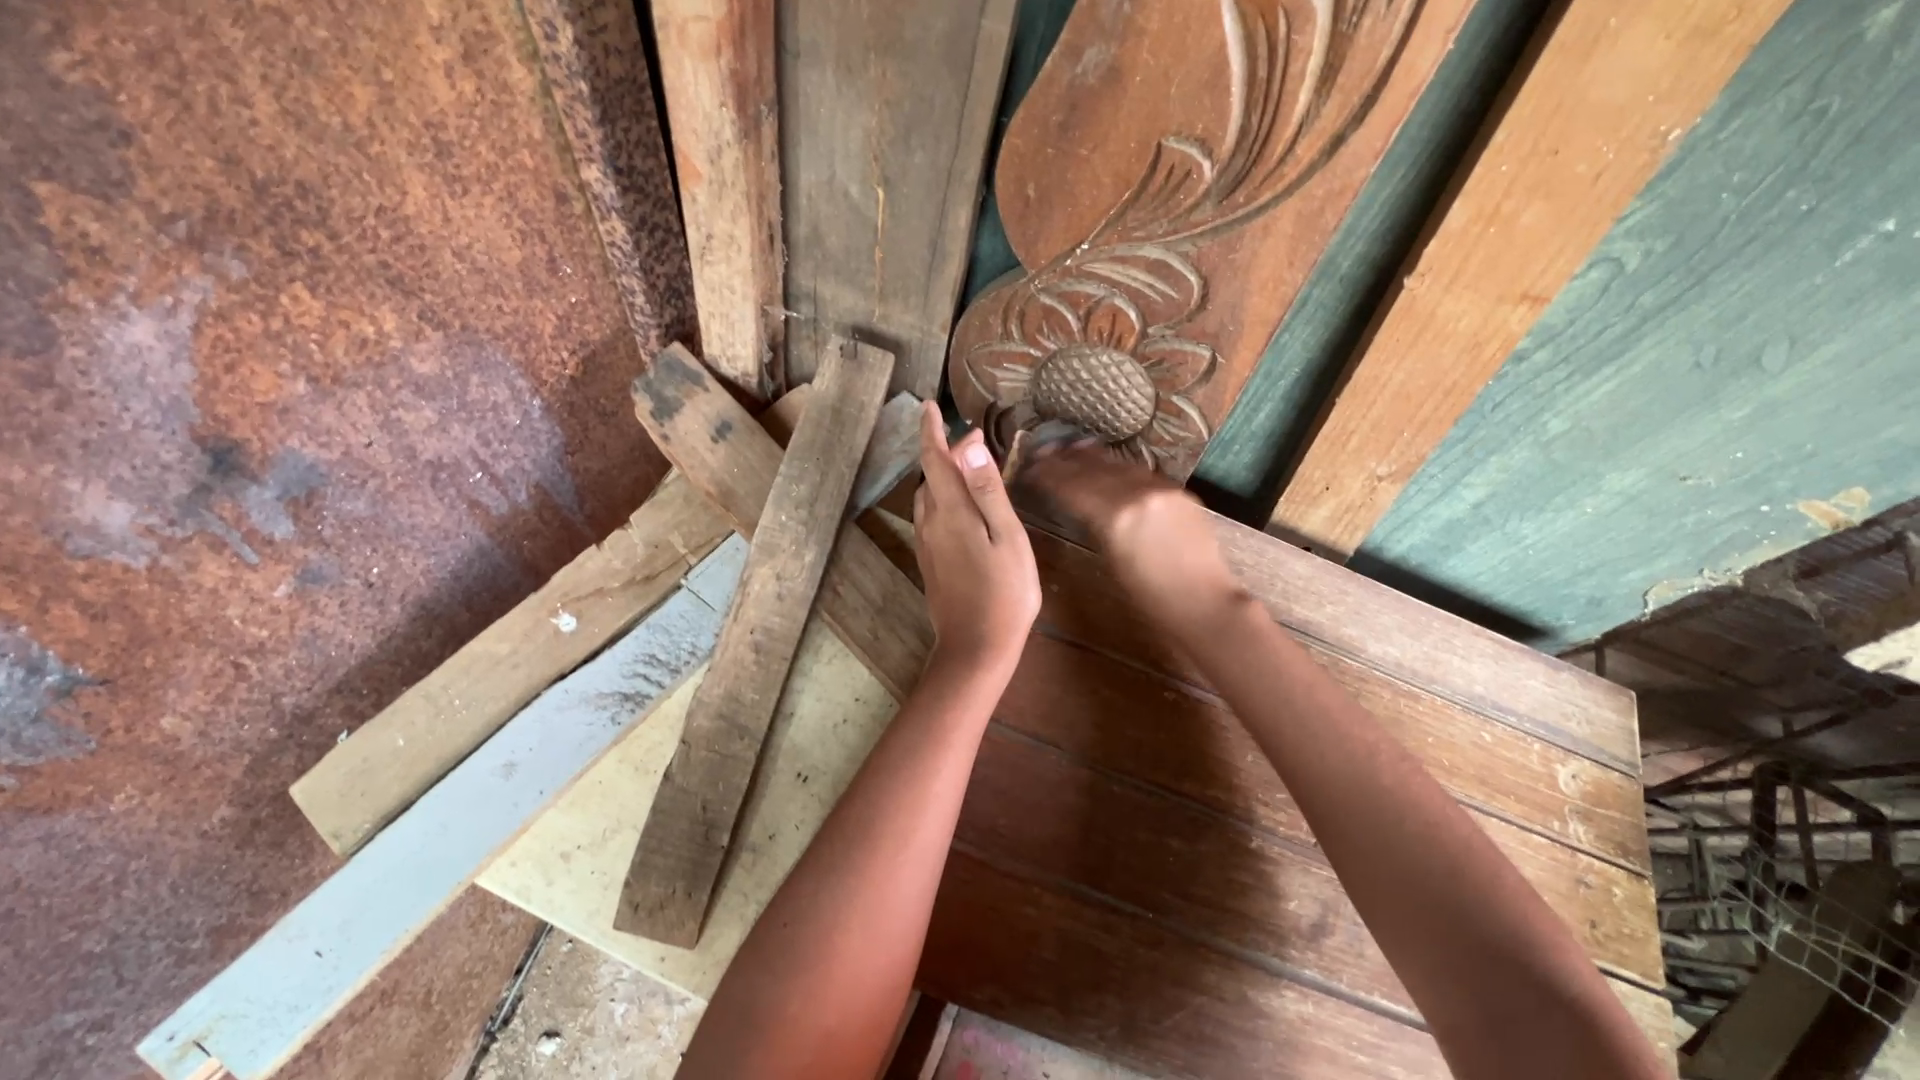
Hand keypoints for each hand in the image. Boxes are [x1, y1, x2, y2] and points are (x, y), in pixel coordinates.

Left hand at [912, 403, 1039, 672]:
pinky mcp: (931, 563)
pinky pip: (932, 518)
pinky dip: (944, 500)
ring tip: (969, 469)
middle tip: (972, 440)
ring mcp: (927, 546)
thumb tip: (969, 446)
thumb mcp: (1007, 537)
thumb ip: (988, 491)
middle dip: (945, 452)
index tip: (928, 406)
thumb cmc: (1004, 593)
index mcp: (950, 512)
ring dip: (944, 476)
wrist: (975, 648)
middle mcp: (931, 523)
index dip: (930, 430)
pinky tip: (964, 510)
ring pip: (929, 498)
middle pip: (931, 476)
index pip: (933, 459)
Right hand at [1022, 443, 1242, 636]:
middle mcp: (1137, 493)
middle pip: (1092, 469)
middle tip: (1042, 452)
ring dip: (1091, 457)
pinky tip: (1109, 465)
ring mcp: (1161, 488)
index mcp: (1113, 516)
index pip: (1071, 486)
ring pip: (1118, 465)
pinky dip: (1119, 467)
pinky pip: (1141, 473)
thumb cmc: (1148, 600)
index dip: (1047, 476)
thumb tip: (1077, 505)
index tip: (1029, 469)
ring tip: (1070, 448)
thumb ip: (1092, 525)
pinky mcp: (1178, 491)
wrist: (1203, 604)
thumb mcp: (1108, 562)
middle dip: (1064, 460)